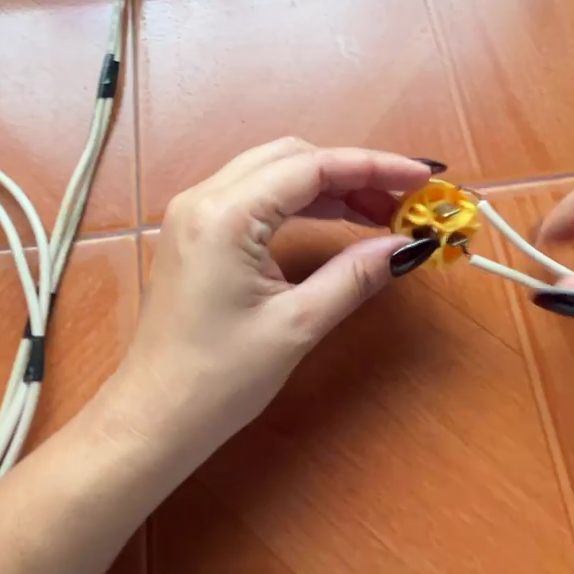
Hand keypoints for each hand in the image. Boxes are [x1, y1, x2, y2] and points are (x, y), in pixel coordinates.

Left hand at [101, 139, 434, 451]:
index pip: (311, 166)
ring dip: (326, 183)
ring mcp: (194, 209)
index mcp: (225, 214)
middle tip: (400, 200)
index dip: (372, 165)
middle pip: (291, 156)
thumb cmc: (219, 379)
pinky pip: (255, 192)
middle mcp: (204, 196)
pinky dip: (298, 199)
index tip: (421, 175)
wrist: (152, 418)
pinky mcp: (195, 227)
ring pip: (273, 169)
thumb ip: (354, 275)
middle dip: (351, 171)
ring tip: (378, 210)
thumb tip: (406, 245)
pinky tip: (334, 218)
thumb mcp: (296, 325)